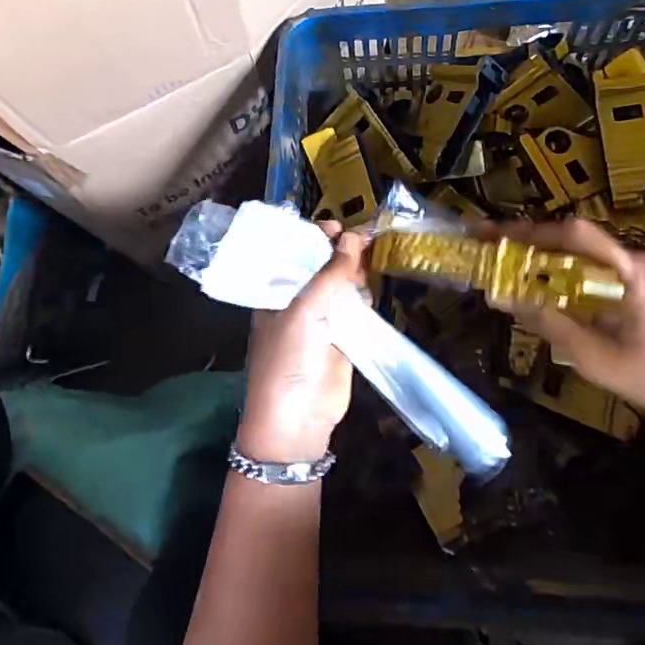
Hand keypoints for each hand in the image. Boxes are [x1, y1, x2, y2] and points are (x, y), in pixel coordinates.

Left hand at [236, 223, 365, 461]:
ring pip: (340, 286)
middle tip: (358, 239)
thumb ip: (330, 274)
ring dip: (352, 272)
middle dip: (337, 251)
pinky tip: (370, 288)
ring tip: (366, 260)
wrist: (296, 419)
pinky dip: (363, 296)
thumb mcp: (303, 311)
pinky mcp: (342, 337)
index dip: (311, 237)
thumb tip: (351, 237)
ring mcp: (320, 319)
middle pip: (319, 267)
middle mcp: (296, 301)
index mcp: (274, 291)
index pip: (291, 254)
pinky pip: (355, 309)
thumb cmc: (287, 358)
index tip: (333, 225)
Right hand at [489, 218, 644, 431]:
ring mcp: (633, 268)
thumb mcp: (597, 359)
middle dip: (523, 237)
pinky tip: (529, 277)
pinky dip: (554, 266)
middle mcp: (632, 259)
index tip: (494, 238)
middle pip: (571, 236)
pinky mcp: (632, 280)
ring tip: (496, 256)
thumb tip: (500, 297)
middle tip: (482, 241)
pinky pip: (586, 264)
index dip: (532, 233)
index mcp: (631, 272)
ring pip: (576, 248)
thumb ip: (549, 324)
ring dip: (536, 250)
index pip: (577, 235)